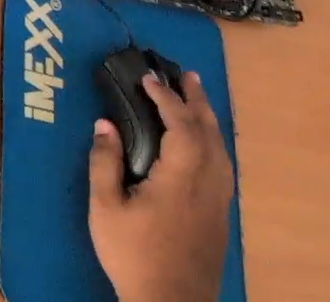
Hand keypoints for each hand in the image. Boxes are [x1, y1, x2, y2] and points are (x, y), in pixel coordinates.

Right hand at [88, 71, 234, 301]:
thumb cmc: (133, 254)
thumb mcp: (106, 208)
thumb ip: (105, 162)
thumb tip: (105, 124)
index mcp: (180, 181)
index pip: (182, 128)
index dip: (167, 100)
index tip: (149, 79)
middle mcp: (207, 187)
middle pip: (211, 136)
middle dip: (198, 102)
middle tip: (187, 75)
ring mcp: (218, 204)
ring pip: (222, 152)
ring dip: (210, 120)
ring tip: (197, 100)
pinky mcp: (220, 218)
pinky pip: (223, 167)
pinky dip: (214, 143)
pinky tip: (205, 143)